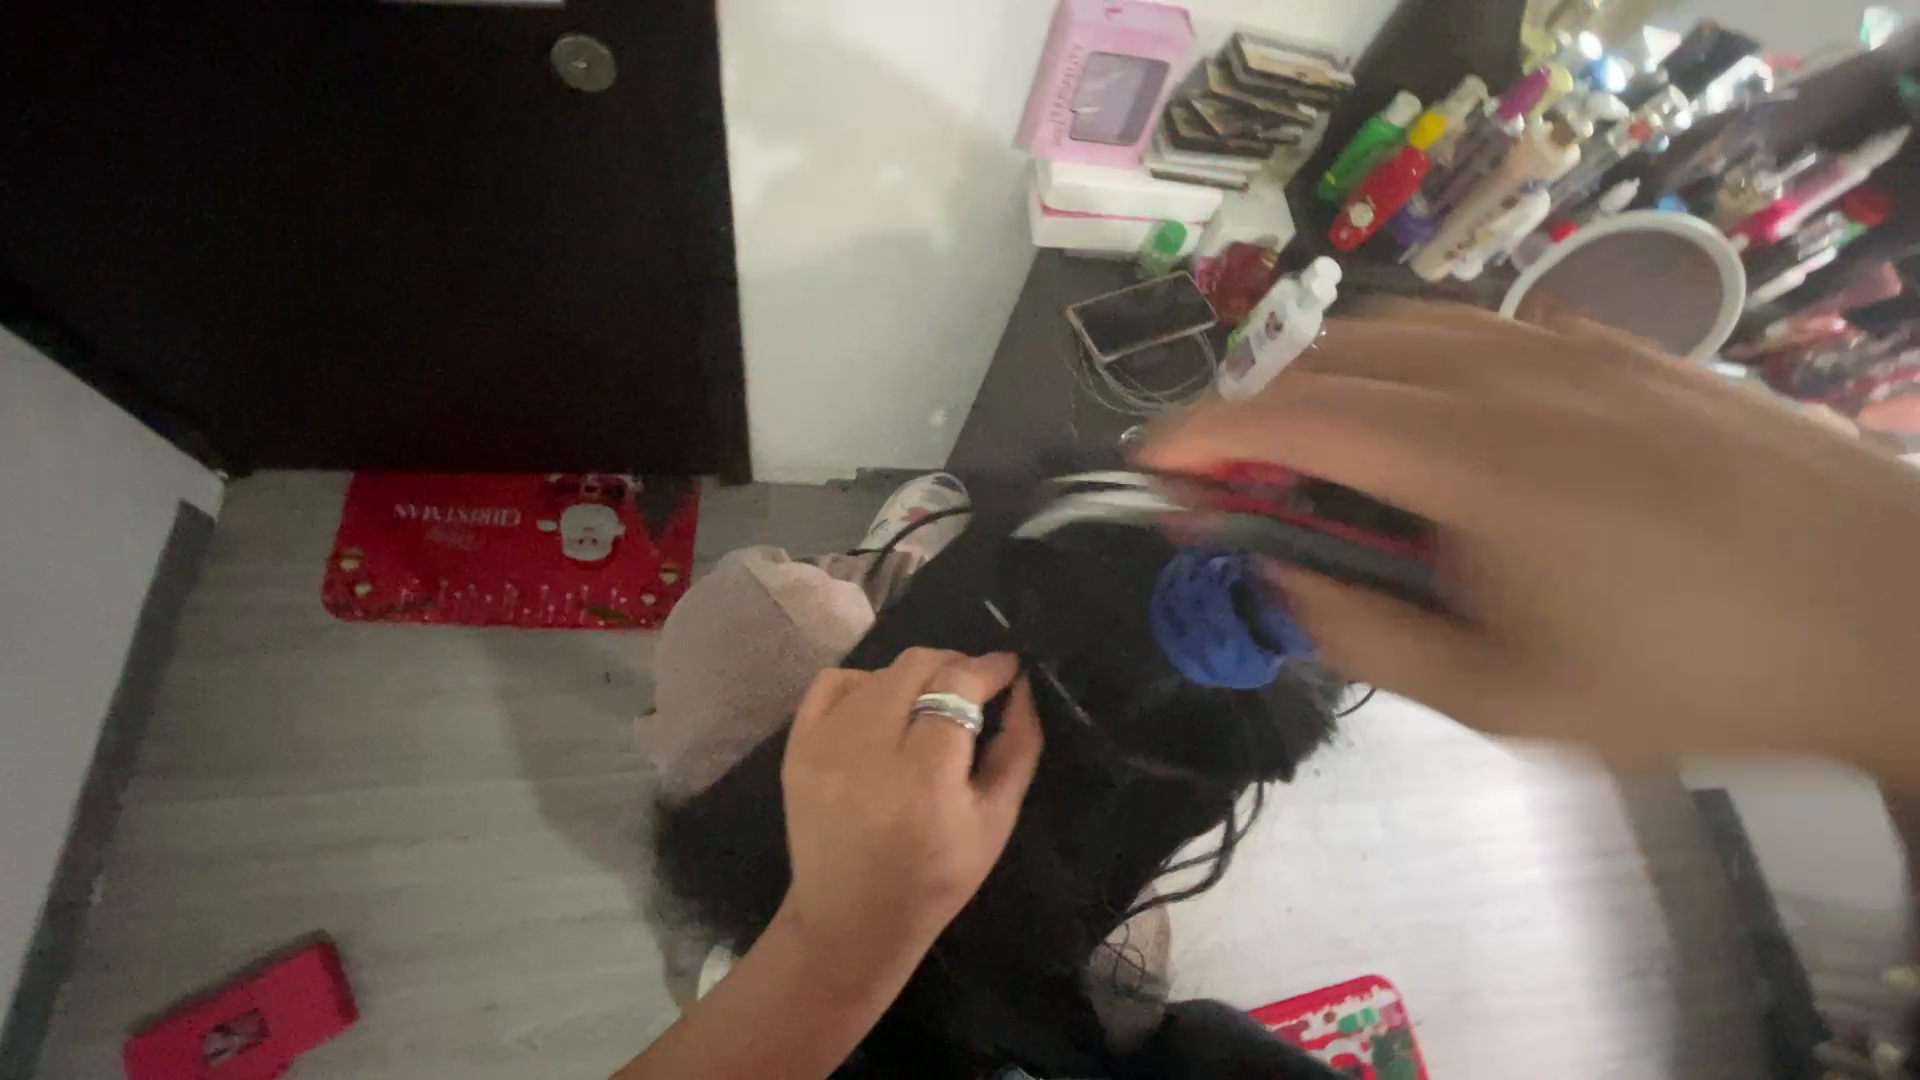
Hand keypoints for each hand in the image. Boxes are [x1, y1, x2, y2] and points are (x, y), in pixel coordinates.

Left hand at [778, 649, 1043, 968]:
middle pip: (917, 666)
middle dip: (955, 665)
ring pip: (881, 671)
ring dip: (916, 677)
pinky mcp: (797, 746)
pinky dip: (867, 683)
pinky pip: (835, 680)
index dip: (988, 667)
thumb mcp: (996, 822)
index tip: (1008, 667)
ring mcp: (824, 746)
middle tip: (973, 687)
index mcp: (924, 781)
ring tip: (930, 706)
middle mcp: (868, 753)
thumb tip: (1019, 685)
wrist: (848, 921)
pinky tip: (883, 709)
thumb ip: (1018, 747)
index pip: (957, 687)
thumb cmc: (935, 879)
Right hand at [1143, 300, 1919, 771]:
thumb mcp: (1497, 698)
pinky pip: (1459, 329)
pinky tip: (1407, 426)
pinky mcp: (1611, 348)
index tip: (1149, 462)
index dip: (1204, 434)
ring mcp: (1569, 349)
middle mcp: (1515, 378)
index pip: (1299, 419)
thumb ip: (1359, 635)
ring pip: (1390, 331)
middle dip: (1252, 416)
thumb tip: (1276, 579)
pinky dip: (1390, 366)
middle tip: (1232, 484)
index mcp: (1483, 465)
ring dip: (1317, 386)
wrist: (1911, 626)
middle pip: (1330, 360)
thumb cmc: (1693, 679)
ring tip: (1309, 458)